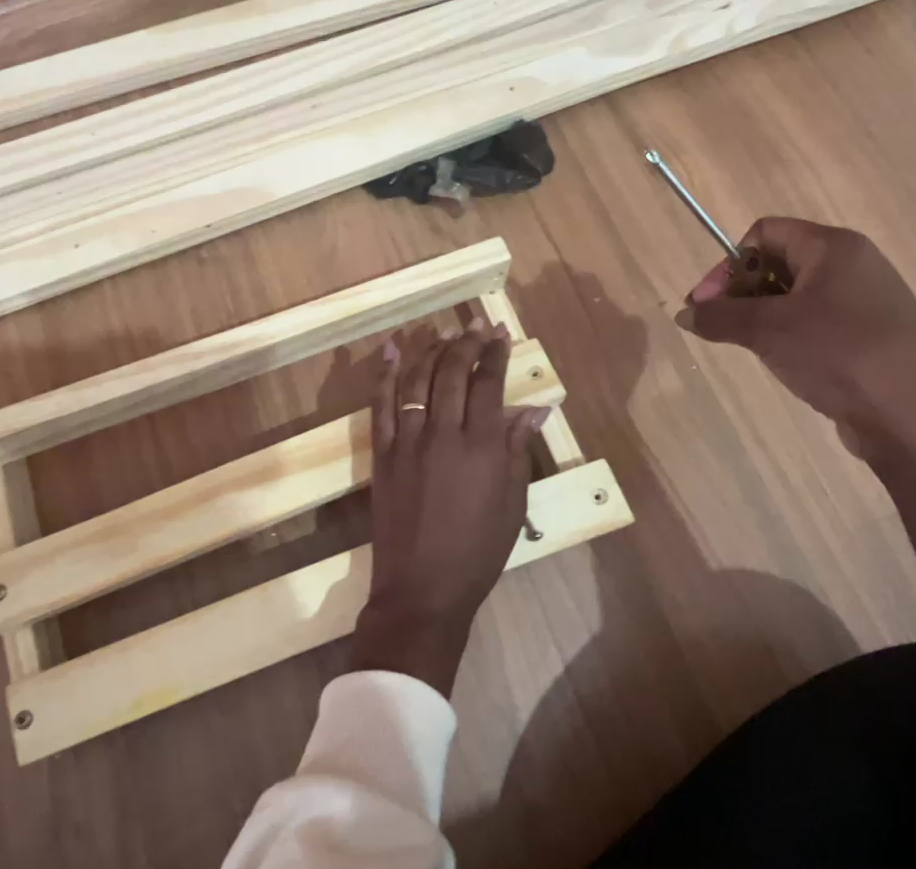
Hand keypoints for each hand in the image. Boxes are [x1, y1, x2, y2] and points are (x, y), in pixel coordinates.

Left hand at [349, 321, 549, 694]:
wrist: (422, 588)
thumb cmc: (478, 552)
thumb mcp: (514, 505)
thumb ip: (519, 452)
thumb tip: (534, 409)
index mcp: (484, 448)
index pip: (490, 384)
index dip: (496, 354)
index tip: (501, 335)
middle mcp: (445, 435)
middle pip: (453, 373)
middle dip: (466, 343)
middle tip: (476, 326)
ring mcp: (408, 442)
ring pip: (417, 380)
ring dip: (431, 350)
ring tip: (444, 333)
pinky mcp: (382, 455)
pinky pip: (382, 405)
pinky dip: (386, 375)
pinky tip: (393, 351)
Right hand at [678, 218, 915, 458]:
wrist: (915, 415)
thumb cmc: (839, 354)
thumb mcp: (768, 331)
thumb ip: (720, 316)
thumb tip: (684, 314)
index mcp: (834, 247)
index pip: (765, 233)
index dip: (729, 263)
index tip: (708, 304)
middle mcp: (854, 264)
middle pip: (779, 262)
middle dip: (743, 292)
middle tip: (722, 328)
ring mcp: (867, 301)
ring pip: (797, 296)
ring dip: (764, 318)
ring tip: (754, 349)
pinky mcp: (872, 335)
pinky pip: (818, 323)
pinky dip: (792, 337)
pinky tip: (788, 364)